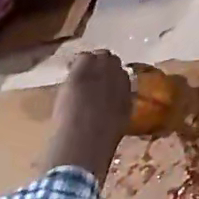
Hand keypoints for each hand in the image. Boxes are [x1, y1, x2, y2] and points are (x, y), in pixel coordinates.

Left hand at [46, 50, 133, 180]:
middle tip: (89, 77)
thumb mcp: (118, 123)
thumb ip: (118, 107)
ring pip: (101, 56)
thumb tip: (113, 103)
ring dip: (91, 62)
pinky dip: (77, 63)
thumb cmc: (100, 142)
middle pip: (114, 62)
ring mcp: (101, 73)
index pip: (123, 76)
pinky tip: (70, 72)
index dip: (111, 78)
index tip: (101, 85)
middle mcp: (119, 78)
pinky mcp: (82, 73)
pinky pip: (83, 57)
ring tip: (79, 74)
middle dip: (103, 67)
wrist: (84, 142)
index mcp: (128, 94)